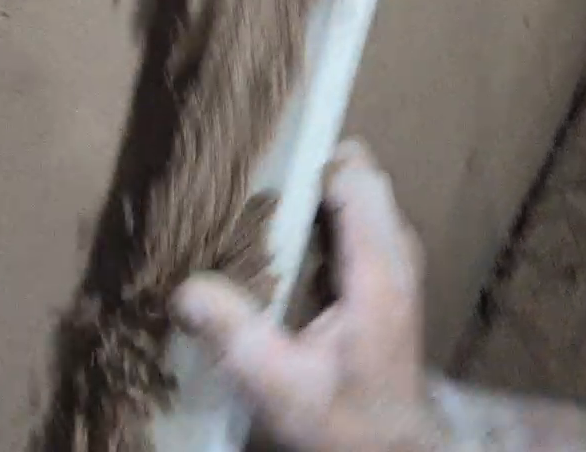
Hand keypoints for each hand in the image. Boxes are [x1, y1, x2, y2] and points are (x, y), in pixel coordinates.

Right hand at [172, 139, 443, 451]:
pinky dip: (333, 207)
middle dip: (315, 167)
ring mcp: (400, 257)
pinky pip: (366, 211)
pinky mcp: (394, 268)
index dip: (312, 163)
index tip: (266, 166)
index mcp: (377, 269)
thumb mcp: (278, 387)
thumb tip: (185, 291)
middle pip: (363, 175)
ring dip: (324, 186)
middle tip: (263, 184)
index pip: (355, 180)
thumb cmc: (340, 419)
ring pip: (367, 190)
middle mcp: (397, 251)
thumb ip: (235, 336)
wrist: (390, 451)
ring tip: (271, 201)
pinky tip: (293, 232)